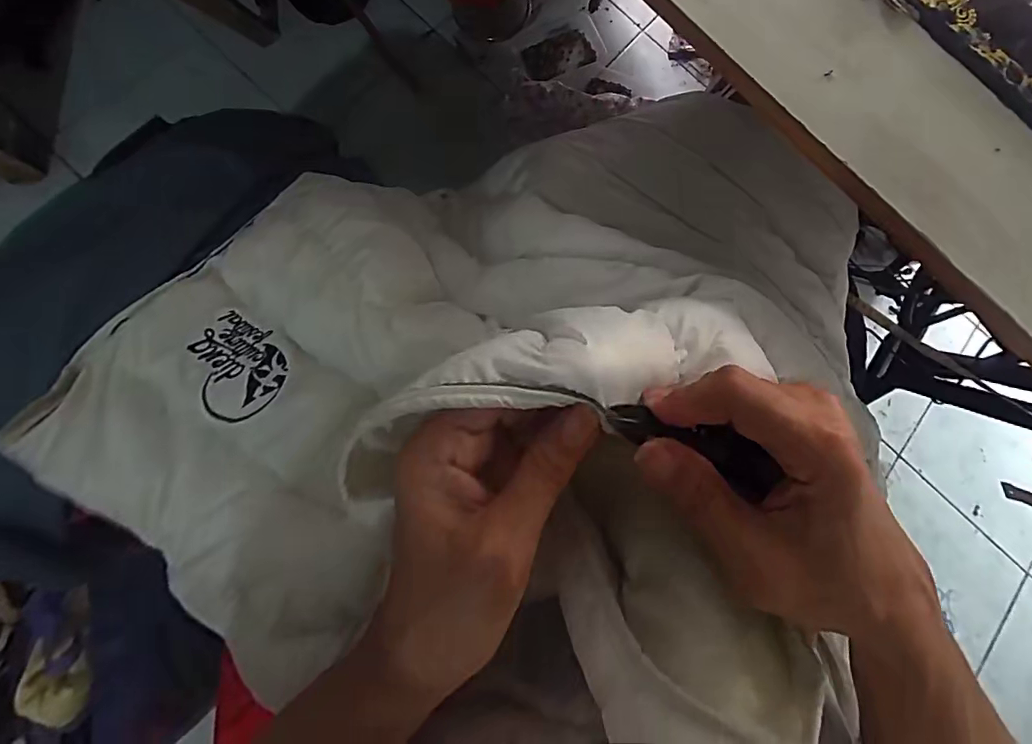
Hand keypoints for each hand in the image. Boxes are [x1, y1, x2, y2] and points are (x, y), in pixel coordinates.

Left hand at [362, 406, 598, 710]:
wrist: (424, 664)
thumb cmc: (454, 605)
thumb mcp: (506, 538)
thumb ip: (546, 469)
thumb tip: (589, 410)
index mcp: (435, 447)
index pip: (494, 392)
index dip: (542, 379)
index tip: (592, 367)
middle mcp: (447, 441)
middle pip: (508, 400)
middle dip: (554, 392)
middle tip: (608, 379)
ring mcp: (467, 458)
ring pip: (519, 419)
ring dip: (559, 412)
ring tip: (606, 392)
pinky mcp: (486, 477)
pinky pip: (523, 443)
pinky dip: (553, 437)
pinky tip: (587, 424)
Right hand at [631, 366, 937, 644]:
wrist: (884, 588)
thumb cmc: (824, 580)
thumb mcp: (752, 557)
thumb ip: (699, 499)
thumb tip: (648, 449)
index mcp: (817, 441)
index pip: (739, 392)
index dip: (686, 398)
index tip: (642, 418)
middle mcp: (821, 408)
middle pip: (739, 385)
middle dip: (690, 406)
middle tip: (654, 440)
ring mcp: (820, 406)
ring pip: (745, 388)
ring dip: (706, 413)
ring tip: (679, 450)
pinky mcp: (814, 413)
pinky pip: (757, 399)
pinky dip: (726, 419)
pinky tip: (714, 451)